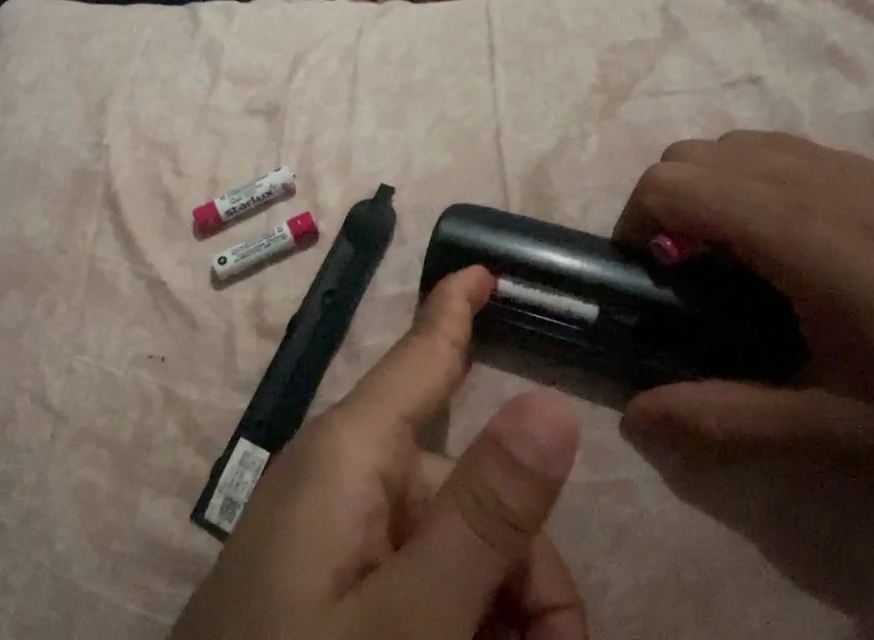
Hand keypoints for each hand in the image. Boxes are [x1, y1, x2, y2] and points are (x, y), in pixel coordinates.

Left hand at [171, 266, 584, 639]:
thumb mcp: (410, 614)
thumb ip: (482, 515)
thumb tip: (550, 402)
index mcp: (349, 456)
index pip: (416, 358)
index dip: (453, 309)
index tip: (482, 268)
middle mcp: (341, 480)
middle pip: (466, 489)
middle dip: (525, 568)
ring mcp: (330, 537)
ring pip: (451, 546)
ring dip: (500, 606)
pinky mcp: (323, 586)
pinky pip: (413, 580)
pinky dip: (457, 617)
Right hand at [615, 132, 873, 561]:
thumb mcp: (845, 436)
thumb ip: (725, 417)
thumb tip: (634, 416)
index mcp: (809, 237)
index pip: (676, 183)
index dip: (635, 222)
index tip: (645, 278)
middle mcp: (834, 182)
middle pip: (700, 152)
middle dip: (667, 205)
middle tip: (688, 279)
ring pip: (751, 144)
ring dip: (716, 189)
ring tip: (742, 266)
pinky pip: (803, 155)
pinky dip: (765, 184)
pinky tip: (809, 256)